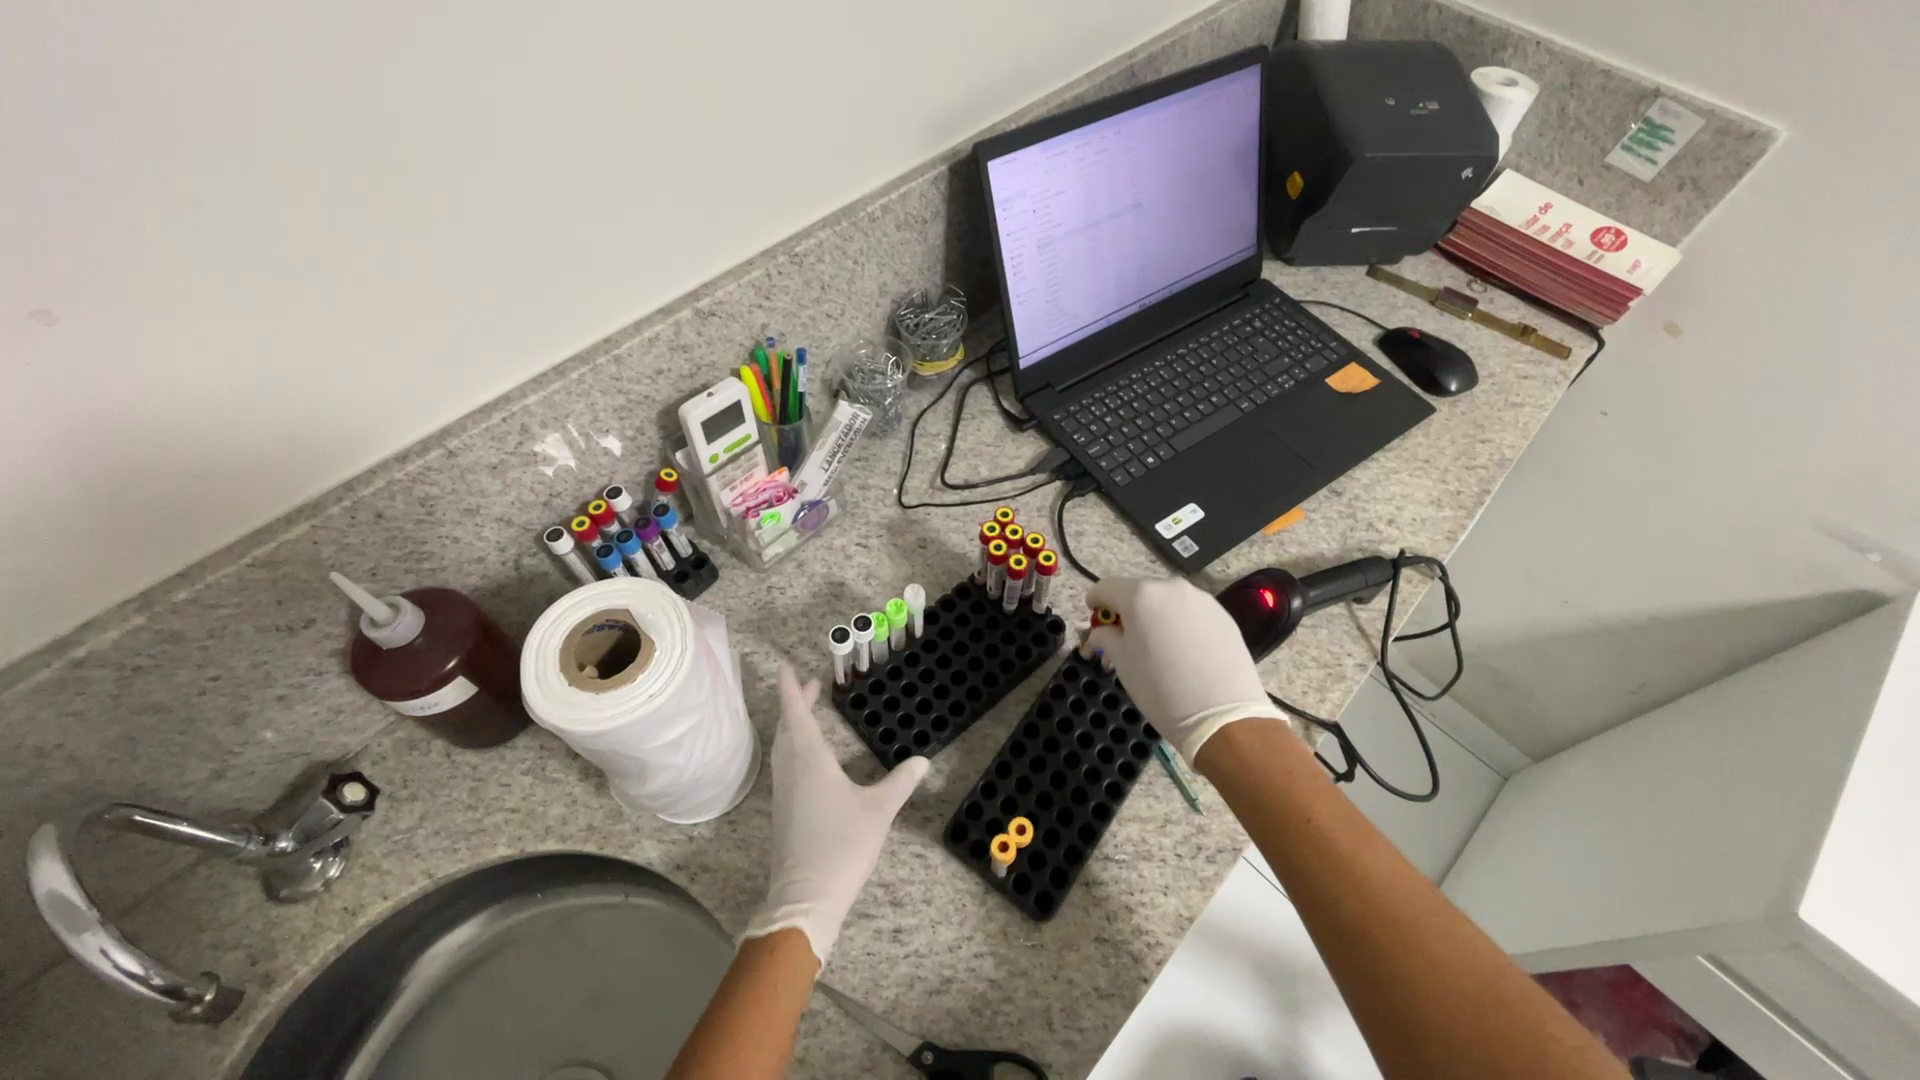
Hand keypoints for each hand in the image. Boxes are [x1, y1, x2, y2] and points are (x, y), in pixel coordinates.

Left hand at [742, 663, 928, 967]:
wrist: (806, 896)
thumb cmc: (841, 845)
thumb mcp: (879, 810)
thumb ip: (900, 782)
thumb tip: (923, 761)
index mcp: (809, 760)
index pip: (795, 713)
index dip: (790, 688)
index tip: (785, 666)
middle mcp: (791, 770)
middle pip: (787, 727)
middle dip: (796, 703)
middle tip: (810, 685)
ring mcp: (784, 792)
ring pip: (783, 747)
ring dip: (793, 726)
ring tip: (808, 714)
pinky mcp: (784, 811)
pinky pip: (785, 765)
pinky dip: (794, 747)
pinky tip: (808, 759)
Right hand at [1080, 577, 1273, 764]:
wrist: (1222, 716)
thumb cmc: (1160, 688)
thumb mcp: (1122, 663)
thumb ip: (1105, 638)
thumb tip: (1101, 632)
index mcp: (1141, 595)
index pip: (1106, 587)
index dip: (1095, 603)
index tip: (1094, 621)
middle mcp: (1172, 588)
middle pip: (1138, 593)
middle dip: (1126, 614)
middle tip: (1122, 644)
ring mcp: (1201, 600)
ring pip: (1166, 602)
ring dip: (1153, 618)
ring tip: (1154, 651)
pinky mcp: (1223, 616)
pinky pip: (1190, 613)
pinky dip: (1179, 625)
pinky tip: (1182, 653)